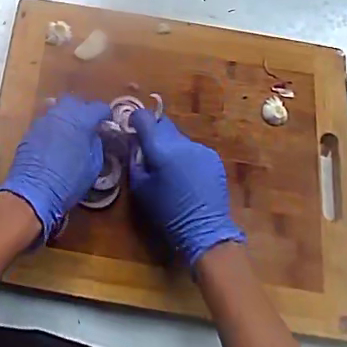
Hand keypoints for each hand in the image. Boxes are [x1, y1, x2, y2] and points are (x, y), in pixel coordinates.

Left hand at [0, 97, 108, 242]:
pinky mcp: (30, 131)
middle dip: (83, 110)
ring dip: (66, 118)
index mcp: (82, 118)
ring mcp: (44, 120)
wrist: (33, 192)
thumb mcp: (94, 164)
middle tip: (88, 125)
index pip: (99, 107)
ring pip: (58, 109)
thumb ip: (96, 143)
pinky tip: (55, 142)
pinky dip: (53, 128)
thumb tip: (95, 135)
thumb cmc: (69, 180)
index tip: (108, 125)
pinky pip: (46, 122)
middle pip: (76, 102)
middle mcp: (62, 112)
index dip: (106, 115)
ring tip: (70, 133)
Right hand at [128, 110, 244, 266]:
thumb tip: (133, 142)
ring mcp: (200, 148)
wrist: (203, 229)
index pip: (145, 118)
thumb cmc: (166, 213)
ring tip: (171, 169)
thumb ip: (134, 160)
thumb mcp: (140, 188)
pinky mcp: (213, 156)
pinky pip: (194, 150)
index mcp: (160, 149)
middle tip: (150, 151)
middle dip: (154, 133)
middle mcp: (182, 142)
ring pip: (179, 138)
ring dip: (172, 147)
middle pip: (164, 124)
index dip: (136, 119)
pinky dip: (187, 157)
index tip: (132, 127)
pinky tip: (188, 177)